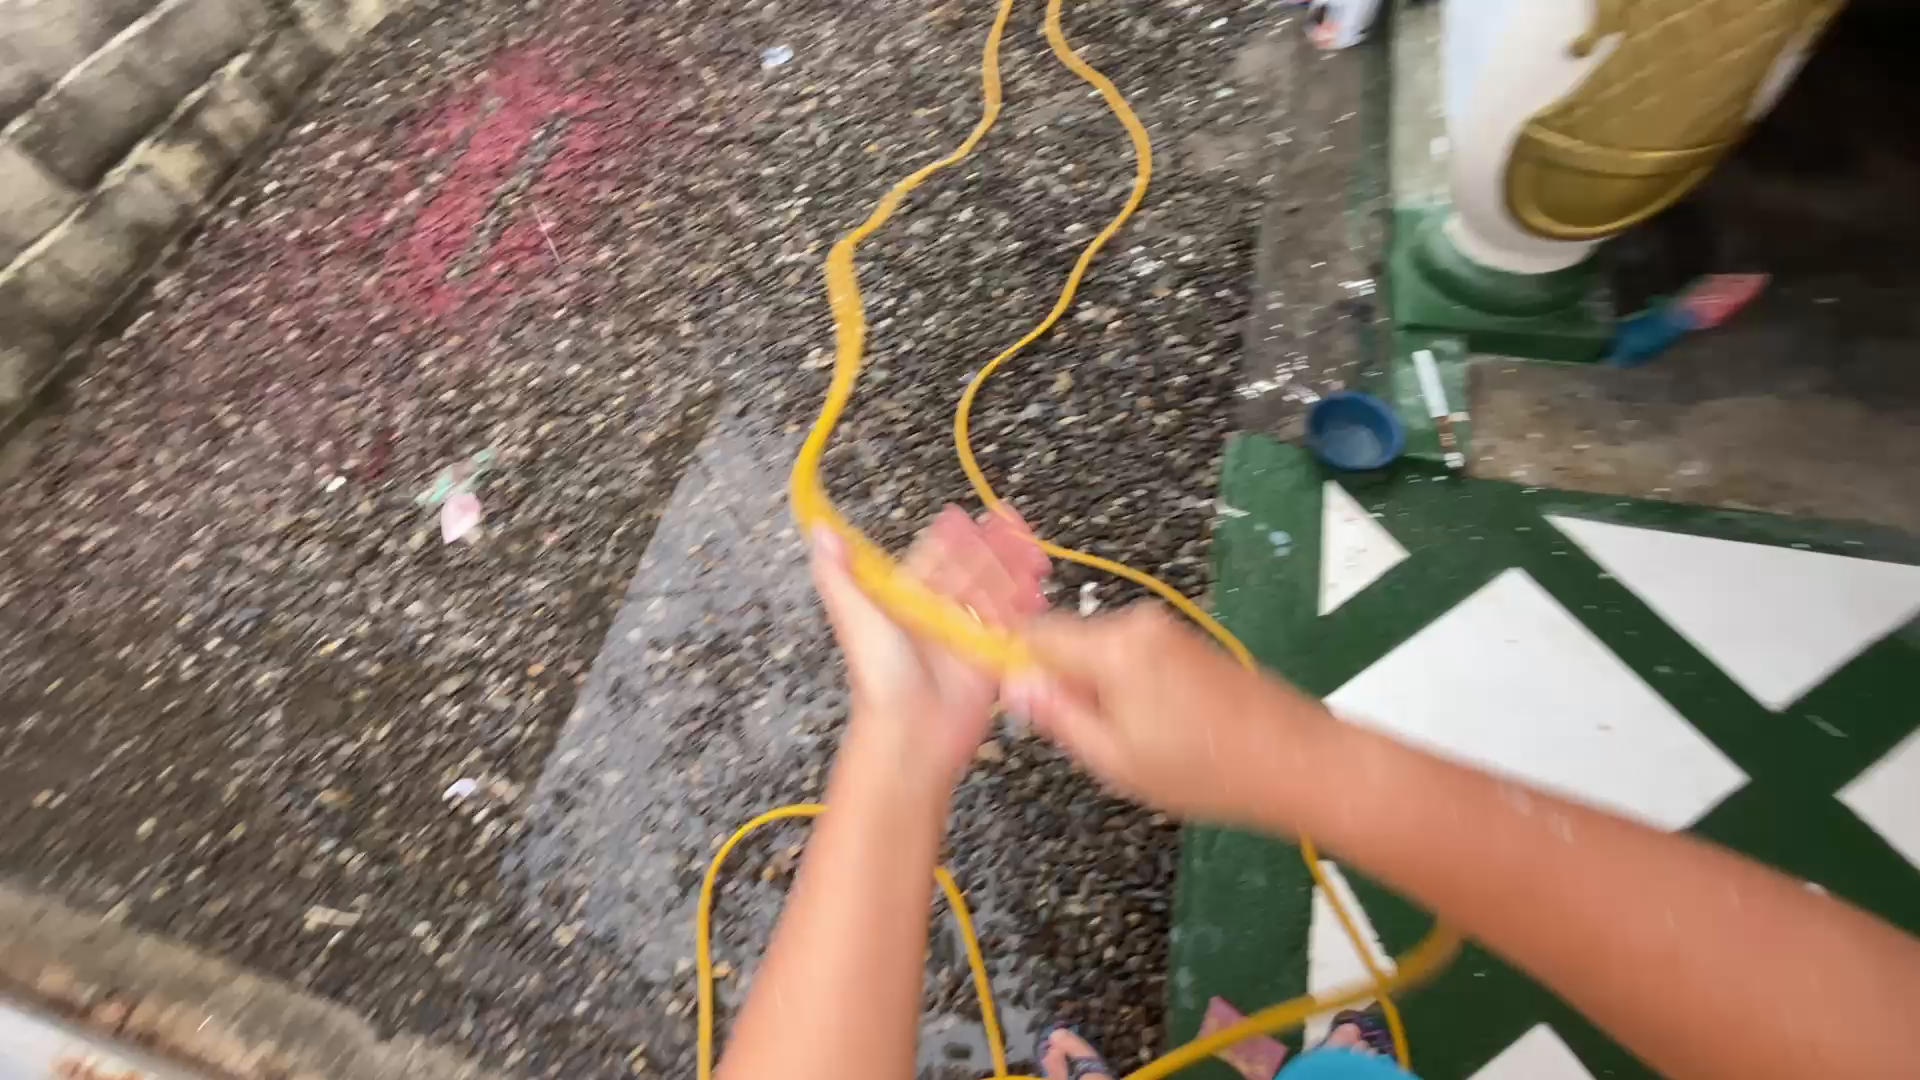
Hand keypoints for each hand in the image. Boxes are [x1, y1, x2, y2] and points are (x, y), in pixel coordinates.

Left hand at [810, 505, 1048, 789]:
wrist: (910, 731)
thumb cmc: (878, 676)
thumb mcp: (853, 616)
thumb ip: (838, 573)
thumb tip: (821, 532)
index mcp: (907, 600)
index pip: (937, 557)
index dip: (957, 535)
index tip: (974, 515)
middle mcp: (937, 614)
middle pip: (972, 570)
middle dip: (995, 547)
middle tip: (1015, 524)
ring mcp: (964, 635)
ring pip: (994, 594)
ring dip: (1014, 571)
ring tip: (1034, 554)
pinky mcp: (987, 659)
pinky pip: (1009, 627)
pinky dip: (1024, 608)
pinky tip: (1037, 590)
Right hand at [1002, 602, 1337, 827]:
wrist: (1300, 761)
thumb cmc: (1203, 771)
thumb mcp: (1115, 758)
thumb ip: (1058, 715)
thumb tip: (1014, 682)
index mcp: (1113, 646)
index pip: (1035, 632)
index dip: (1016, 662)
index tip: (1020, 701)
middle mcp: (1136, 622)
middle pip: (1067, 639)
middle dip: (1063, 681)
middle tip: (1089, 736)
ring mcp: (1165, 627)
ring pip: (1098, 648)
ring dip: (1095, 685)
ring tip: (1131, 737)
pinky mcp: (1184, 639)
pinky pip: (1130, 652)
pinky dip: (1125, 682)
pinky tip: (1156, 723)